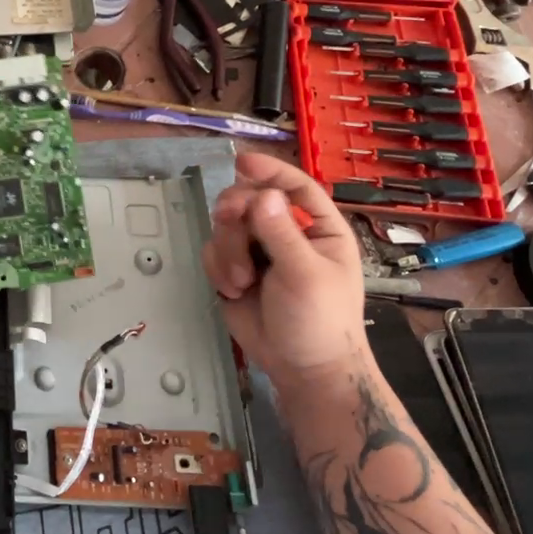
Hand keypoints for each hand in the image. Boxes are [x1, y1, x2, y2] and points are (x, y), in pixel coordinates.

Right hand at [201, 152, 370, 391]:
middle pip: (249, 200)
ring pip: (226, 224)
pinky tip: (232, 289)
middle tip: (227, 221)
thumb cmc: (319, 321)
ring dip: (227, 249)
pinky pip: (213, 249)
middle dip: (235, 214)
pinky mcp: (234, 269)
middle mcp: (286, 233)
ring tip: (241, 281)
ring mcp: (258, 251)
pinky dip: (217, 267)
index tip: (241, 162)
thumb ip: (281, 234)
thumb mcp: (304, 275)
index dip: (270, 171)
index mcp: (318, 229)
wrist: (302, 371)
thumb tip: (262, 194)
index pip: (295, 186)